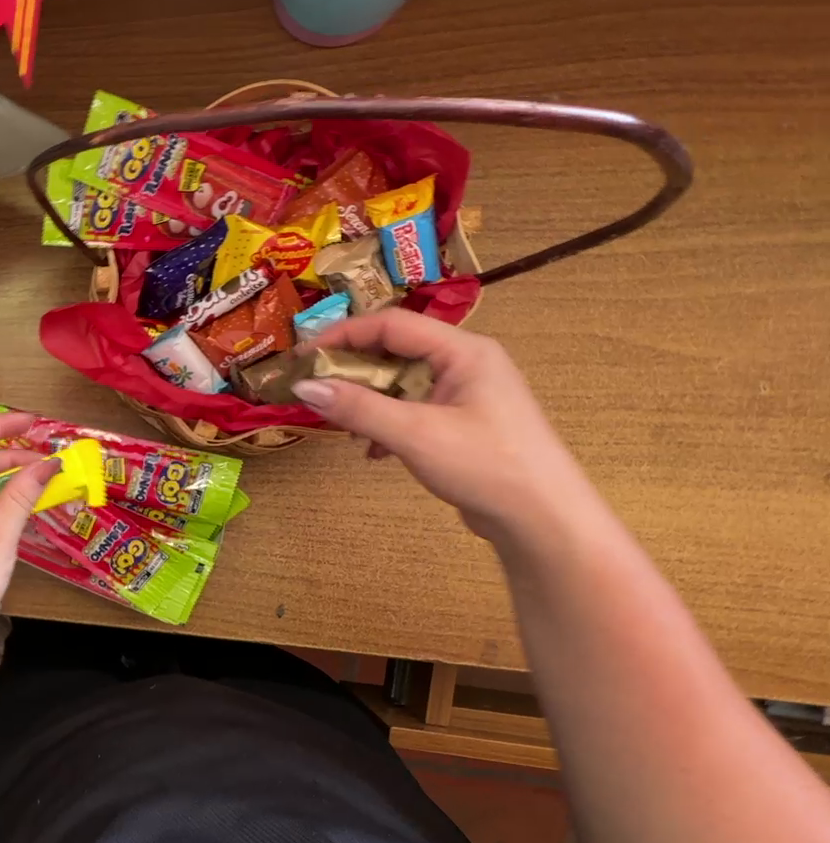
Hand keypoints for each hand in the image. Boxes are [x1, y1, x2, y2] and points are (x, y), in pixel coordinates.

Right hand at [290, 308, 595, 546]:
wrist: (541, 517)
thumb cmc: (485, 465)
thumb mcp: (414, 434)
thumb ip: (357, 408)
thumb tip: (302, 386)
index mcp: (464, 351)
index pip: (391, 324)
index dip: (341, 335)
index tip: (300, 358)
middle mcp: (464, 363)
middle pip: (393, 350)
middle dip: (348, 369)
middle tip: (309, 389)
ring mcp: (463, 394)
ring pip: (397, 381)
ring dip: (363, 399)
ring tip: (336, 423)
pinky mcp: (458, 422)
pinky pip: (407, 408)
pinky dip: (381, 423)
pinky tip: (370, 450)